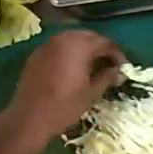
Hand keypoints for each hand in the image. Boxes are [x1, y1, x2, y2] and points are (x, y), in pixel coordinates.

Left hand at [0, 30, 125, 148]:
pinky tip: (72, 67)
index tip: (123, 67)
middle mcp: (63, 39)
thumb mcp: (91, 94)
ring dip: (85, 48)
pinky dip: (69, 51)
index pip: (105, 42)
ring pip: (72, 38)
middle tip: (109, 64)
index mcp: (80, 46)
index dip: (117, 54)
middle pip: (89, 36)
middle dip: (101, 48)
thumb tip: (120, 73)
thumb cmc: (64, 106)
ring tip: (93, 65)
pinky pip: (58, 46)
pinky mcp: (37, 54)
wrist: (29, 118)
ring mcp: (48, 45)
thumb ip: (107, 78)